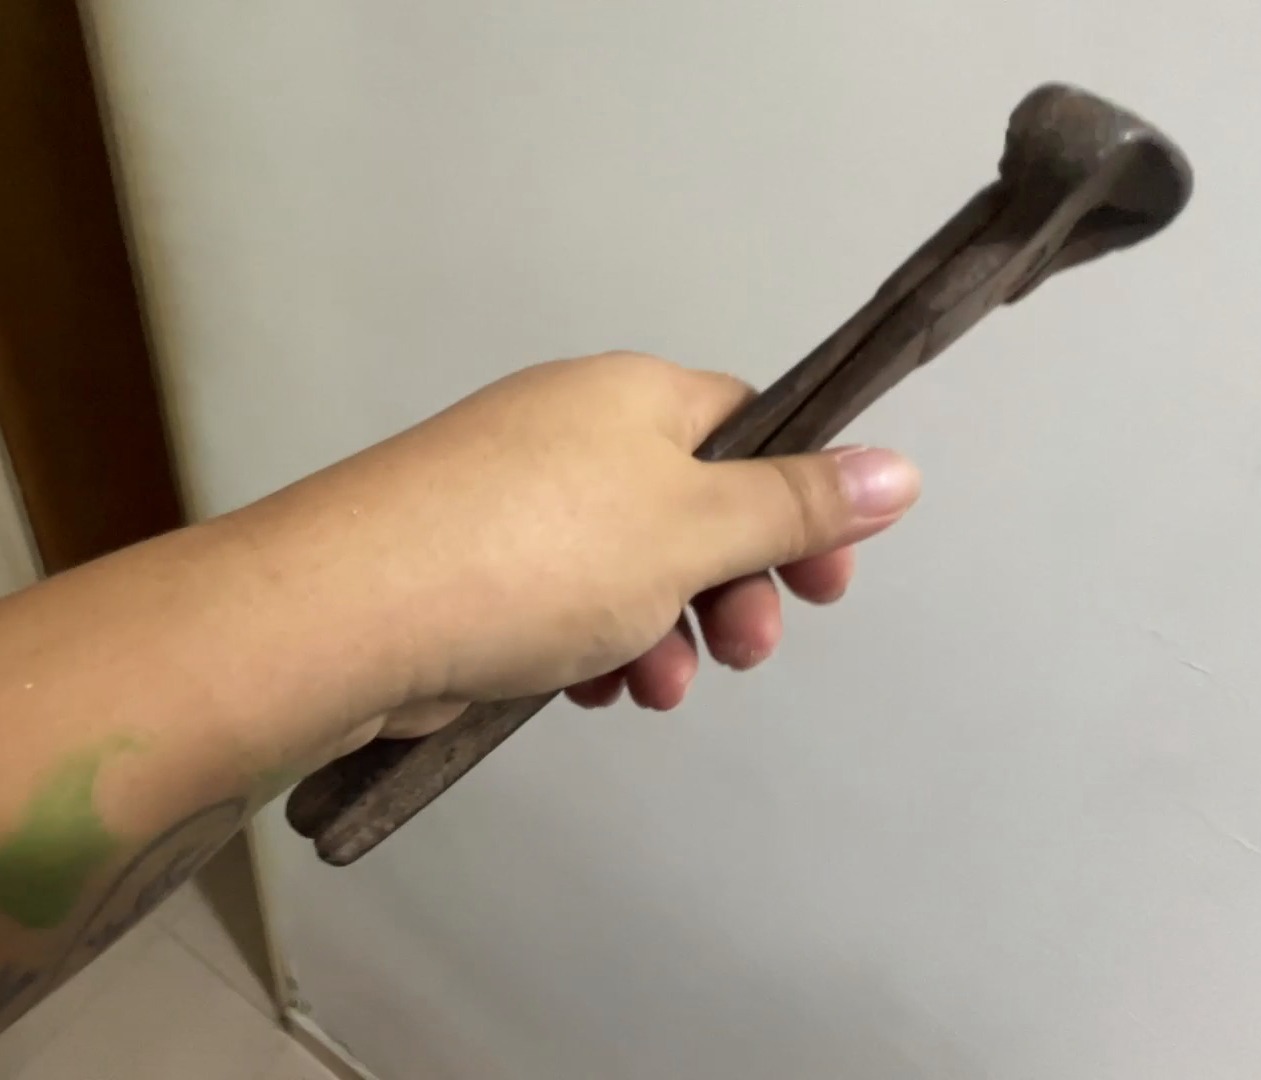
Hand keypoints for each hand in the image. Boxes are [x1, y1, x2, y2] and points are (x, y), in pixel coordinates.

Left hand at [246, 352, 920, 739]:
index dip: (798, 502)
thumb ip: (794, 505)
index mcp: (629, 401)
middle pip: (687, 508)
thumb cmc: (540, 553)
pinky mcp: (473, 566)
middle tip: (748, 649)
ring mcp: (514, 504)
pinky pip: (561, 601)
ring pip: (624, 568)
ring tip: (654, 687)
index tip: (824, 580)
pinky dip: (590, 644)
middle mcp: (568, 438)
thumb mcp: (691, 528)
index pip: (745, 429)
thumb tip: (898, 468)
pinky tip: (590, 689)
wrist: (362, 607)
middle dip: (729, 588)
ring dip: (660, 631)